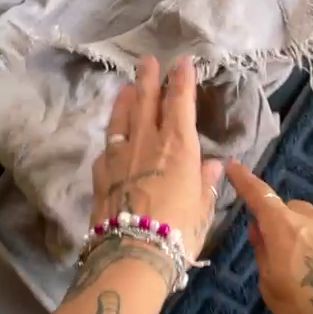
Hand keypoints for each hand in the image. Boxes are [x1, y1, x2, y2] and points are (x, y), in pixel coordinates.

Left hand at [90, 54, 223, 258]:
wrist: (132, 253)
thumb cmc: (179, 231)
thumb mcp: (203, 207)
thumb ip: (206, 182)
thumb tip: (212, 164)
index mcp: (178, 145)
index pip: (180, 102)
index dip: (182, 79)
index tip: (183, 61)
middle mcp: (147, 141)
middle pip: (147, 100)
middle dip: (149, 78)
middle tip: (148, 60)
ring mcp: (119, 154)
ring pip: (122, 117)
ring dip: (127, 99)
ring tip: (129, 87)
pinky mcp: (100, 172)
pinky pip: (109, 145)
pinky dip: (114, 135)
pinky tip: (115, 138)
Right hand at [227, 162, 312, 313]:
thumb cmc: (303, 310)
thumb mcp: (270, 286)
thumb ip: (263, 253)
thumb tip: (260, 230)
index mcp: (286, 228)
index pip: (260, 195)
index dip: (245, 180)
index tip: (234, 166)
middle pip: (292, 209)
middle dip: (283, 222)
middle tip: (279, 251)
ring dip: (309, 239)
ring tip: (312, 274)